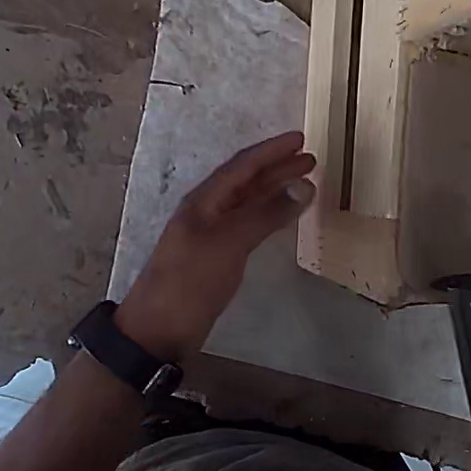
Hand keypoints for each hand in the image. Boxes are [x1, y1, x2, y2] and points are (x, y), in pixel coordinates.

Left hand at [115, 132, 316, 361]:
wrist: (160, 330)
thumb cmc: (190, 281)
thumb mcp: (229, 243)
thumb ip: (266, 214)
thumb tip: (304, 185)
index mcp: (205, 201)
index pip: (242, 166)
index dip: (271, 151)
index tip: (300, 140)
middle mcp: (209, 212)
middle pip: (247, 181)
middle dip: (278, 168)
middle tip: (310, 160)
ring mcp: (214, 235)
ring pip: (250, 203)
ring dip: (276, 190)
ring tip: (305, 183)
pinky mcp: (220, 257)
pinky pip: (251, 225)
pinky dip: (271, 215)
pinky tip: (282, 216)